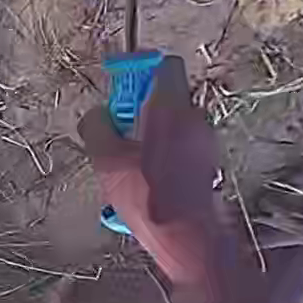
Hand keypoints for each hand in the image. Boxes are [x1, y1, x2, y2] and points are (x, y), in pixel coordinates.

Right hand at [77, 55, 231, 295]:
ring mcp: (205, 141)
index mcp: (172, 110)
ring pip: (166, 121)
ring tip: (119, 160)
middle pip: (161, 95)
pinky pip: (175, 142)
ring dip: (140, 131)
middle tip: (109, 131)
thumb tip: (97, 114)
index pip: (163, 66)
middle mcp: (196, 119)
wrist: (186, 236)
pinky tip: (136, 176)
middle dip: (132, 107)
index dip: (137, 66)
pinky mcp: (205, 161)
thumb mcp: (105, 158)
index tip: (115, 82)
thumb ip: (97, 127)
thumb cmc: (145, 193)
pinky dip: (153, 148)